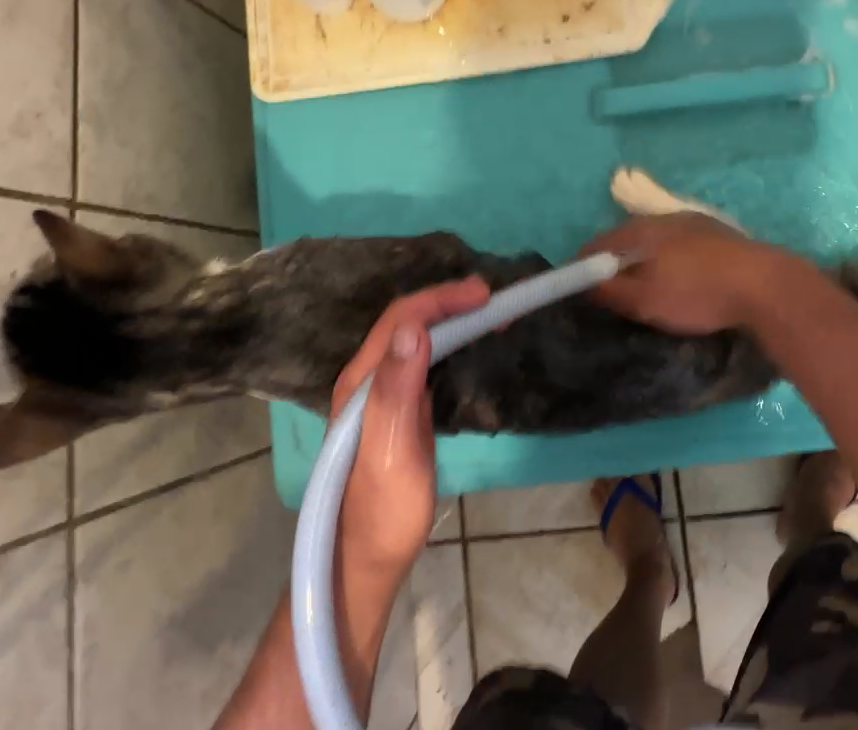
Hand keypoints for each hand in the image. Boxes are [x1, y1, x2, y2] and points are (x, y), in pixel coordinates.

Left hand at [330, 277, 489, 581]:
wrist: (368, 560)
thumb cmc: (382, 512)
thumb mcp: (391, 451)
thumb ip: (395, 390)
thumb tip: (413, 328)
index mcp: (361, 383)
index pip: (400, 320)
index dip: (441, 300)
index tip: (486, 296)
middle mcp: (368, 380)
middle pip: (407, 323)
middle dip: (450, 303)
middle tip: (497, 303)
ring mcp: (383, 395)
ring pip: (416, 340)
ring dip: (452, 321)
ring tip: (492, 318)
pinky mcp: (399, 411)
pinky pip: (424, 363)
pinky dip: (452, 346)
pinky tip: (472, 349)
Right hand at [583, 213, 794, 333]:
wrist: (764, 285)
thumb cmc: (697, 293)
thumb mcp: (645, 301)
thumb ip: (609, 292)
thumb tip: (583, 285)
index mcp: (639, 230)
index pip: (596, 244)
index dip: (583, 267)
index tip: (579, 292)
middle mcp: (663, 218)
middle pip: (626, 240)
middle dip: (614, 265)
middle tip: (612, 296)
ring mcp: (694, 222)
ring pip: (655, 242)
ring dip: (644, 262)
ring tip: (647, 290)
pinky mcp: (718, 234)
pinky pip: (680, 246)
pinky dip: (670, 262)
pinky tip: (683, 281)